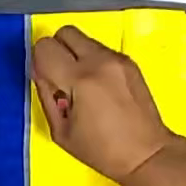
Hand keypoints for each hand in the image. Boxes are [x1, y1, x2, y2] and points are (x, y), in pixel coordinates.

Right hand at [32, 25, 181, 183]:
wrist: (146, 154)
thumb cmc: (101, 150)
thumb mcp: (60, 131)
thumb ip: (45, 95)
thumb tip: (40, 72)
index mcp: (80, 79)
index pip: (45, 47)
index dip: (39, 62)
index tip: (46, 81)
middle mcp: (100, 61)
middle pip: (65, 32)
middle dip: (56, 50)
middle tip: (59, 77)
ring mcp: (118, 59)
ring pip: (84, 39)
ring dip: (74, 56)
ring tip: (80, 87)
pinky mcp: (129, 62)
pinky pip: (100, 50)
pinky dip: (91, 62)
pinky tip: (96, 88)